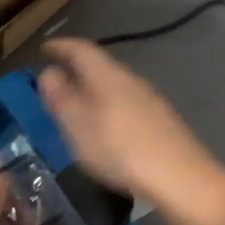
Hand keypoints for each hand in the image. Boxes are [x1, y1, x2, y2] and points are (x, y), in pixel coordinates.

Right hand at [37, 38, 220, 208]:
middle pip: (102, 67)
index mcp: (108, 75)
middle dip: (79, 71)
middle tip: (59, 81)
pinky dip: (112, 109)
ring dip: (96, 92)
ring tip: (80, 106)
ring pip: (117, 87)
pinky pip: (129, 106)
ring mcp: (152, 101)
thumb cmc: (119, 149)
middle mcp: (133, 80)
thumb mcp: (78, 125)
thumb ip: (61, 97)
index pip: (82, 50)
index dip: (61, 47)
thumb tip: (49, 72)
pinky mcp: (163, 122)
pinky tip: (110, 128)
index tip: (45, 48)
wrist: (179, 177)